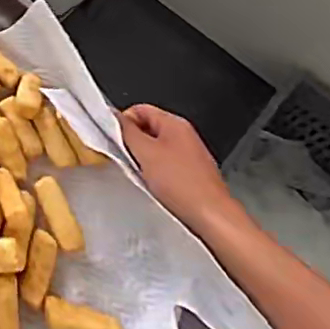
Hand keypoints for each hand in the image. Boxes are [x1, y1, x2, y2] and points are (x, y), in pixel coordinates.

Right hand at [118, 105, 241, 227]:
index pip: (139, 109)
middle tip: (130, 160)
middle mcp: (185, 135)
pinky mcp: (193, 174)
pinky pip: (167, 166)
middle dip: (135, 144)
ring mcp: (191, 155)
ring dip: (146, 161)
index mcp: (174, 123)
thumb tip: (116, 117)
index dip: (124, 122)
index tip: (116, 138)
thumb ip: (126, 130)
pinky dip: (158, 174)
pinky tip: (158, 187)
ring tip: (145, 176)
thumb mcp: (144, 152)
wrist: (213, 218)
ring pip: (157, 149)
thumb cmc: (184, 185)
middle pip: (148, 129)